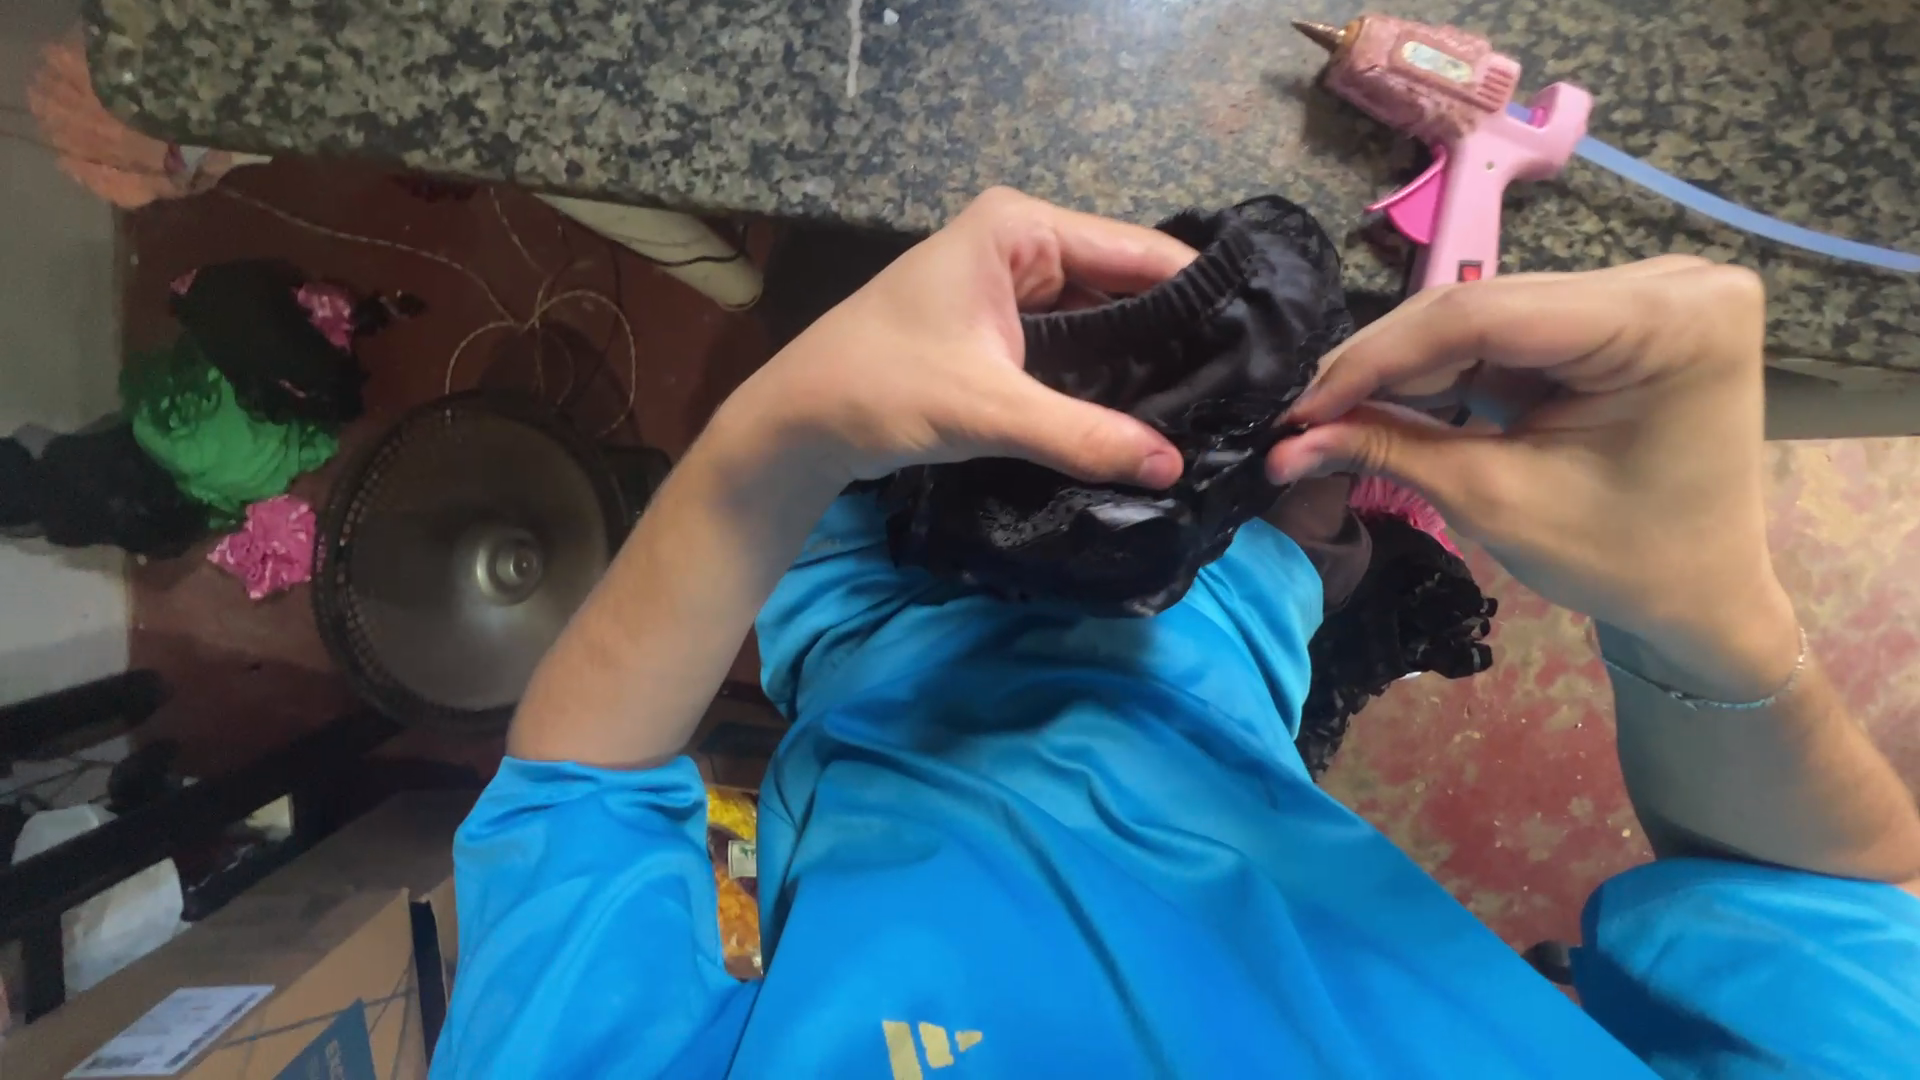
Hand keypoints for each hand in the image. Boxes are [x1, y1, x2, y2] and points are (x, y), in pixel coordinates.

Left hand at [717, 188, 1193, 488]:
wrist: (800, 423)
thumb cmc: (882, 390)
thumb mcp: (988, 408)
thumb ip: (1083, 435)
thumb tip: (1171, 468)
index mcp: (1018, 228)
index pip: (1135, 251)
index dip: (1195, 299)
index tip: (1253, 346)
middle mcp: (1018, 246)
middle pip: (1118, 286)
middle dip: (1168, 337)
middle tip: (1234, 389)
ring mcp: (1006, 289)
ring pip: (1094, 322)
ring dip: (1134, 363)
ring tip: (1202, 406)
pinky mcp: (996, 332)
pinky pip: (1066, 348)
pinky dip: (1096, 378)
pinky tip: (1137, 414)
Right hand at [1266, 257, 1798, 700]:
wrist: (1695, 590)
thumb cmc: (1617, 557)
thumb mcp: (1489, 498)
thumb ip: (1383, 451)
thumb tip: (1279, 450)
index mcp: (1664, 319)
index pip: (1478, 315)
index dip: (1371, 360)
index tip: (1297, 410)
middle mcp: (1657, 282)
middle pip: (1470, 308)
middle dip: (1373, 366)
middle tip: (1298, 418)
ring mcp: (1629, 296)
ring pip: (1467, 319)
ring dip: (1389, 370)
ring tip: (1322, 415)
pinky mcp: (1597, 320)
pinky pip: (1485, 337)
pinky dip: (1425, 374)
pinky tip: (1371, 402)